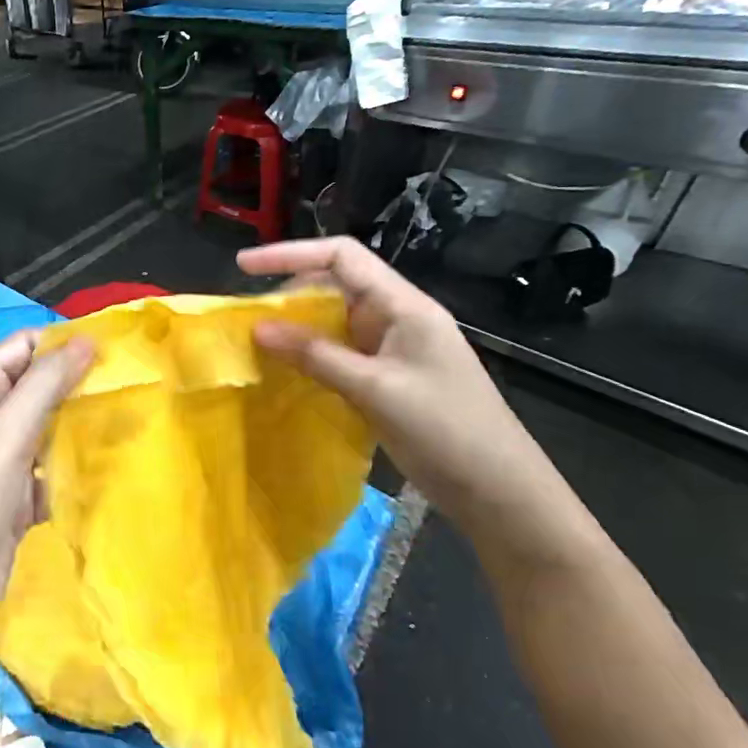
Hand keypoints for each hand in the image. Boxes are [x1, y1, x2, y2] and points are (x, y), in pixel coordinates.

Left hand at [0, 333, 93, 747]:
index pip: (23, 348)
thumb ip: (45, 386)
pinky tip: (108, 475)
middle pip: (37, 388)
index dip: (66, 344)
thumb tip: (86, 340)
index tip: (119, 350)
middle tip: (135, 388)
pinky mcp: (8, 506)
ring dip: (80, 430)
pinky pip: (46, 476)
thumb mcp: (3, 439)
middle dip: (80, 386)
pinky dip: (71, 473)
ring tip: (134, 424)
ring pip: (46, 433)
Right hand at [239, 237, 560, 534]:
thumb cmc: (447, 432)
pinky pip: (342, 352)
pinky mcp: (390, 377)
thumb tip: (258, 328)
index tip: (244, 266)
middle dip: (289, 293)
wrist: (502, 493)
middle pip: (336, 284)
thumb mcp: (375, 390)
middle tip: (247, 318)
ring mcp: (395, 348)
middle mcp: (398, 317)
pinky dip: (313, 355)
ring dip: (298, 327)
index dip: (291, 254)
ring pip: (336, 321)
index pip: (342, 256)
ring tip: (258, 343)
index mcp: (404, 306)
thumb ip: (316, 356)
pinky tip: (289, 370)